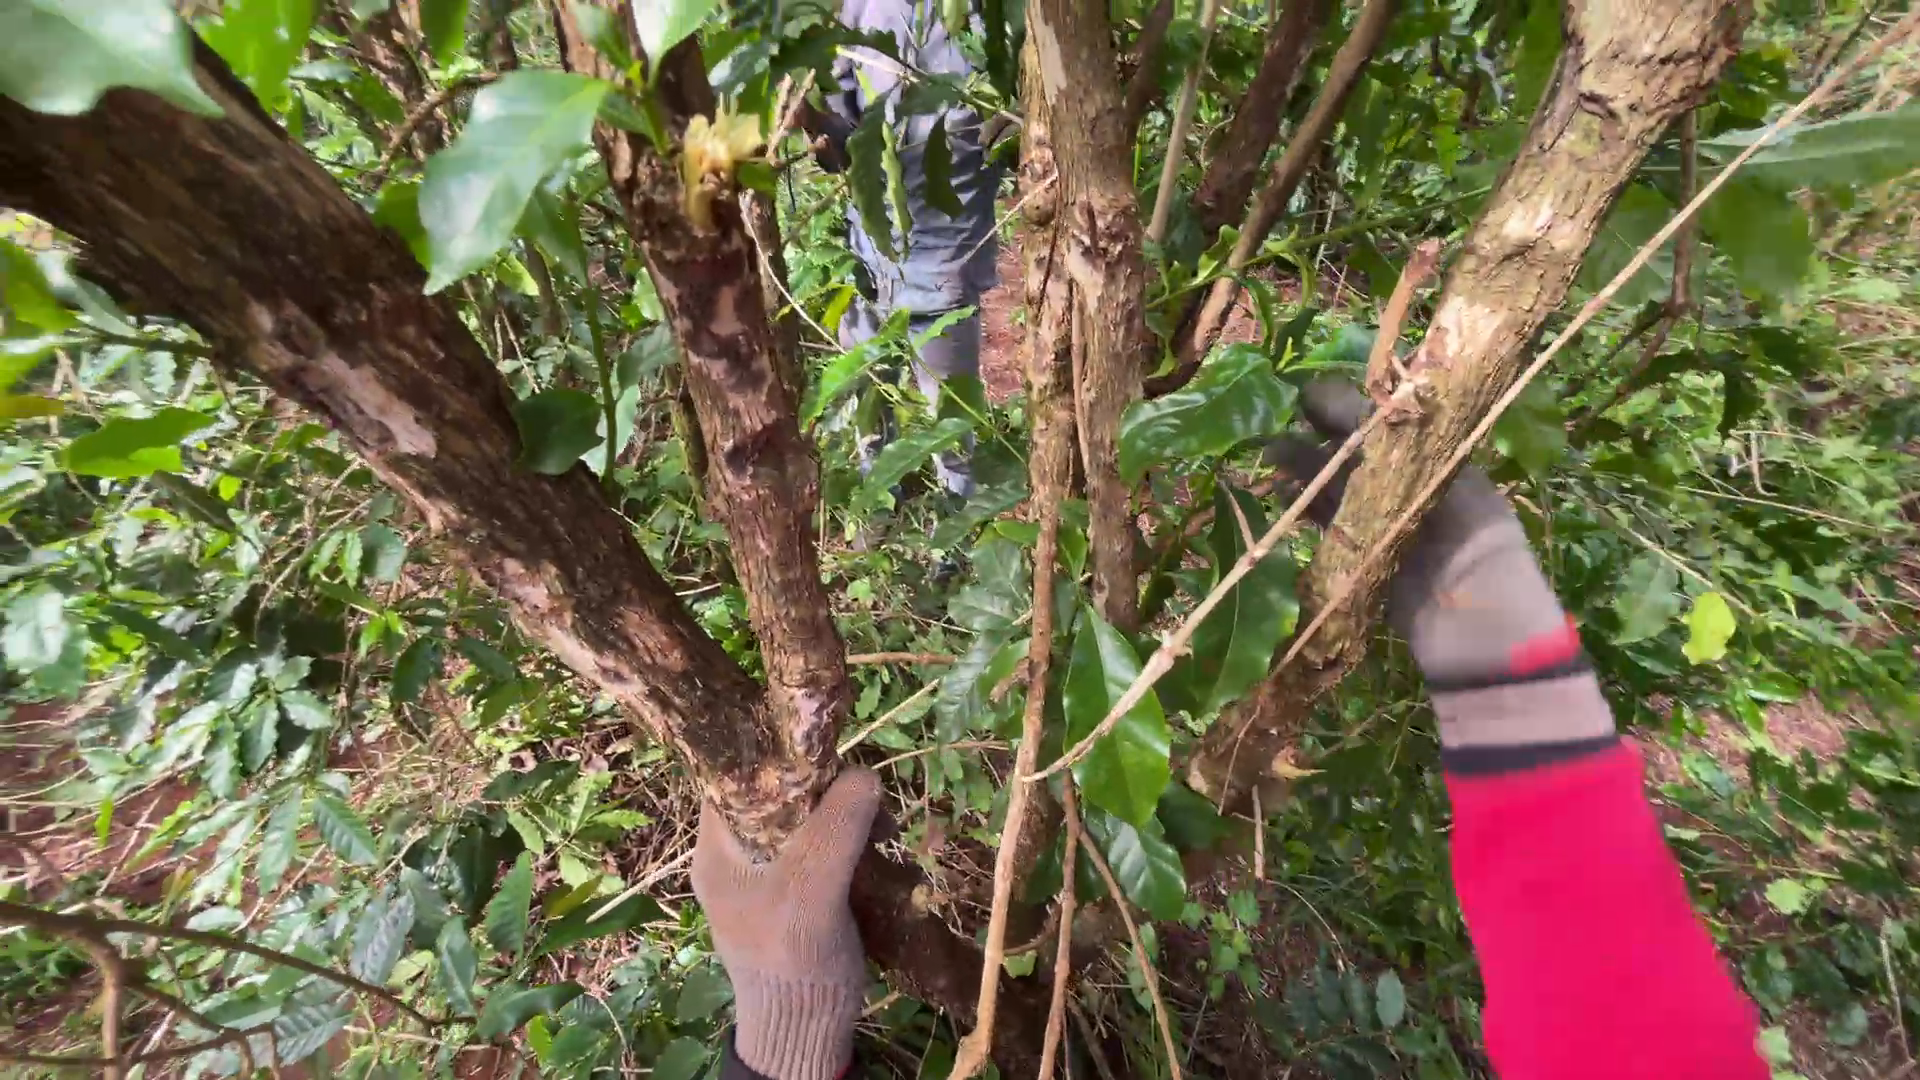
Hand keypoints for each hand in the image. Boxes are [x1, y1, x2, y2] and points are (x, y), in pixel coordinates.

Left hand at [691, 768, 880, 1079]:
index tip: (819, 745)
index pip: (734, 777)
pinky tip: (879, 836)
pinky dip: (855, 830)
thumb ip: (834, 832)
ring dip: (846, 807)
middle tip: (861, 788)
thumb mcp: (809, 894)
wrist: (809, 1031)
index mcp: (718, 848)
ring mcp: (773, 866)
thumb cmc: (792, 965)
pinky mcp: (804, 881)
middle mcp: (740, 849)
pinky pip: (829, 836)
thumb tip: (864, 772)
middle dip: (824, 783)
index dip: (773, 754)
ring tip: (878, 819)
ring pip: (810, 810)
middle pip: (780, 789)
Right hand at [1267, 381, 1611, 763]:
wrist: (1480, 631)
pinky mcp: (1356, 554)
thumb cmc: (1477, 549)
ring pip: (1331, 486)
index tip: (1309, 396)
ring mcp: (1378, 522)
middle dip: (1315, 437)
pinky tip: (1280, 493)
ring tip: (1270, 454)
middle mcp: (1404, 486)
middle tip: (1278, 422)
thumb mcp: (1446, 488)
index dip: (1347, 408)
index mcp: (1436, 462)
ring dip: (1301, 471)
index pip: (1385, 424)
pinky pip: (1323, 522)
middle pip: (1351, 454)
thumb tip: (1359, 410)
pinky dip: (1300, 508)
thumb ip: (1399, 451)